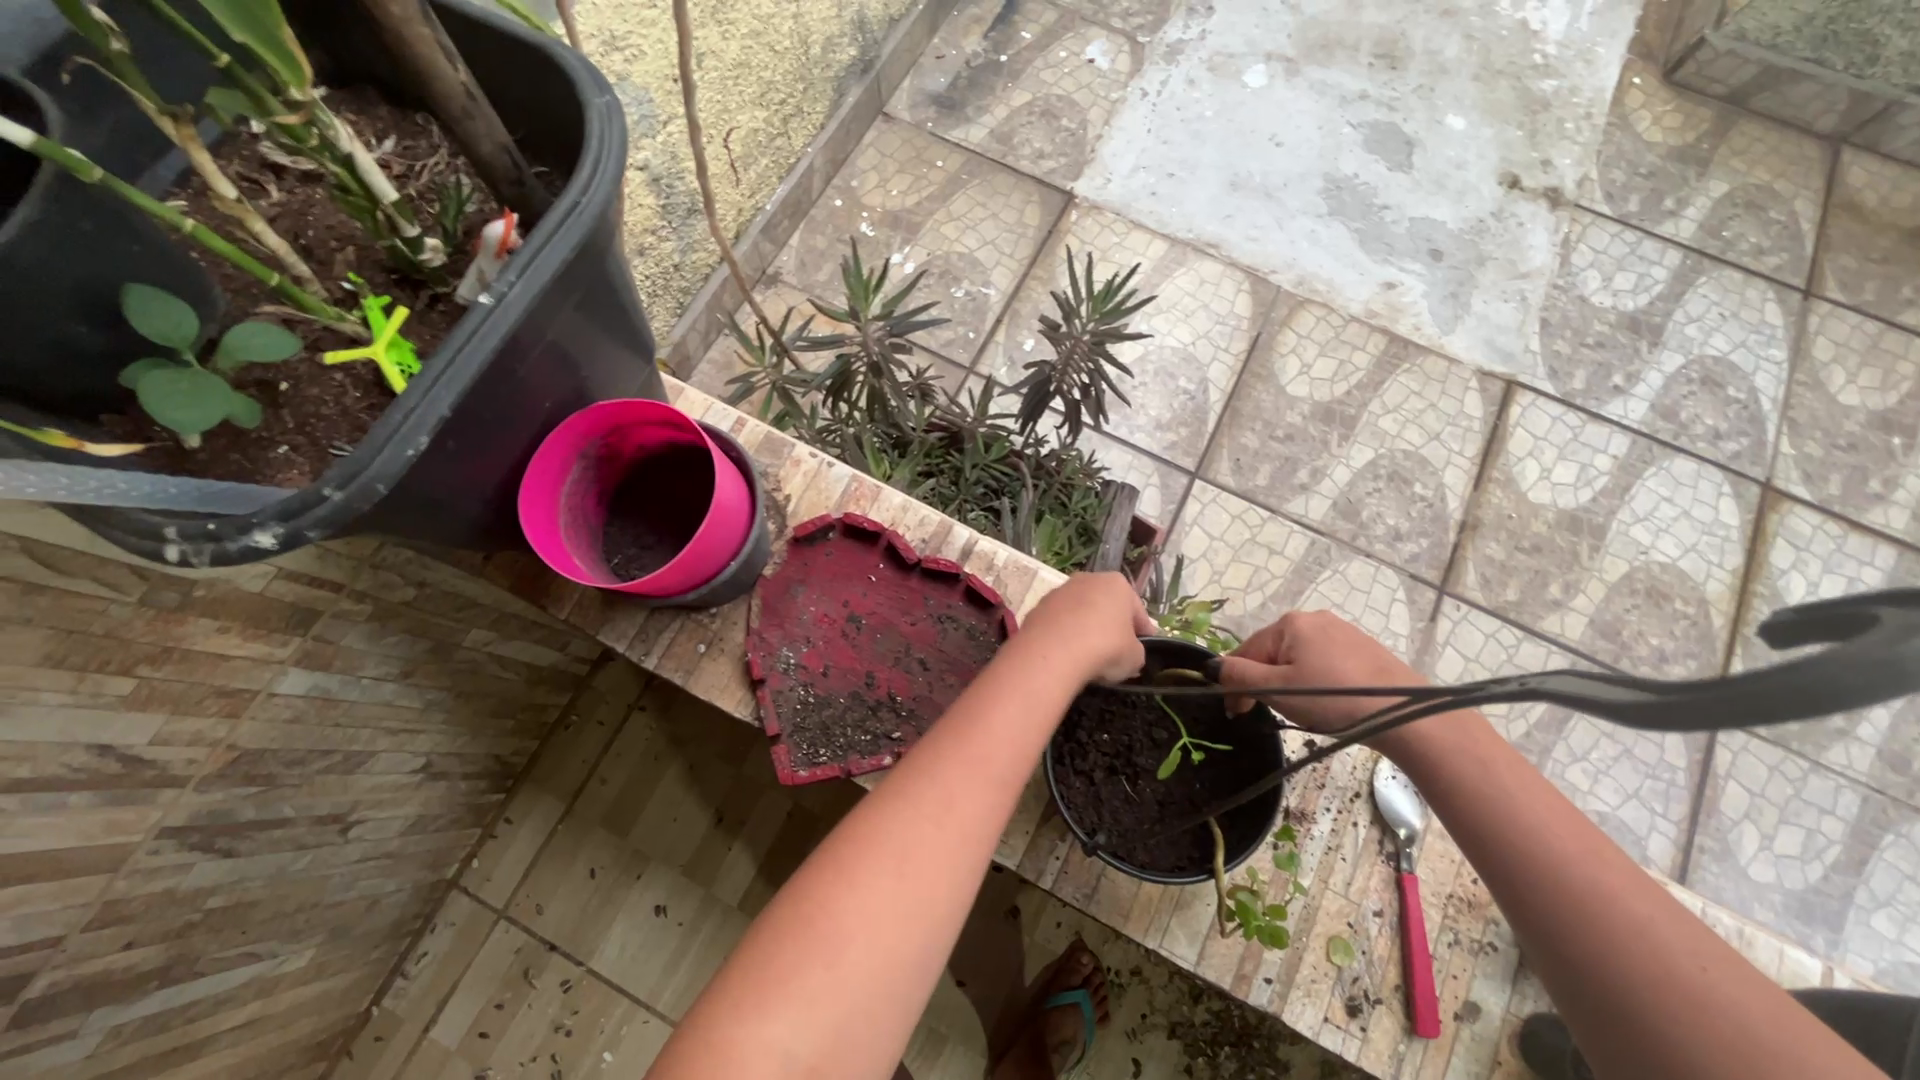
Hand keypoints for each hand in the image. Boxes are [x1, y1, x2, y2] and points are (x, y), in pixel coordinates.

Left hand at [1016, 572, 1155, 683]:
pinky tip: (1066, 656)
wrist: (1052, 653)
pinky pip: (1058, 625)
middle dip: (1110, 627)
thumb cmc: (1104, 648)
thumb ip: (1136, 652)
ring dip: (1084, 631)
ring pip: (1079, 614)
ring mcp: (1059, 592)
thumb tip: (1130, 654)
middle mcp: (1087, 579)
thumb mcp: (1134, 657)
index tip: (1142, 650)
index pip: (1137, 611)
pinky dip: (1063, 637)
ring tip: (1087, 658)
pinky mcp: (1037, 608)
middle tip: (1115, 655)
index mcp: (1118, 584)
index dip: (1143, 633)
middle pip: (1106, 607)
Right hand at [1216, 610, 1423, 732]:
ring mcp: (1342, 631)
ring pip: (1298, 658)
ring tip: (1303, 710)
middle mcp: (1314, 618)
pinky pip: (1323, 662)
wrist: (1405, 713)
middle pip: (1272, 652)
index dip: (1235, 683)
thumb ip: (1239, 677)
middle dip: (1264, 682)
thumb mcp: (1279, 690)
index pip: (1246, 652)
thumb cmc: (1334, 699)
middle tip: (1270, 713)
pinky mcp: (1363, 648)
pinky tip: (1328, 701)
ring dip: (1289, 682)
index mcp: (1289, 623)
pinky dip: (1315, 681)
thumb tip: (1211, 667)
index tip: (1236, 713)